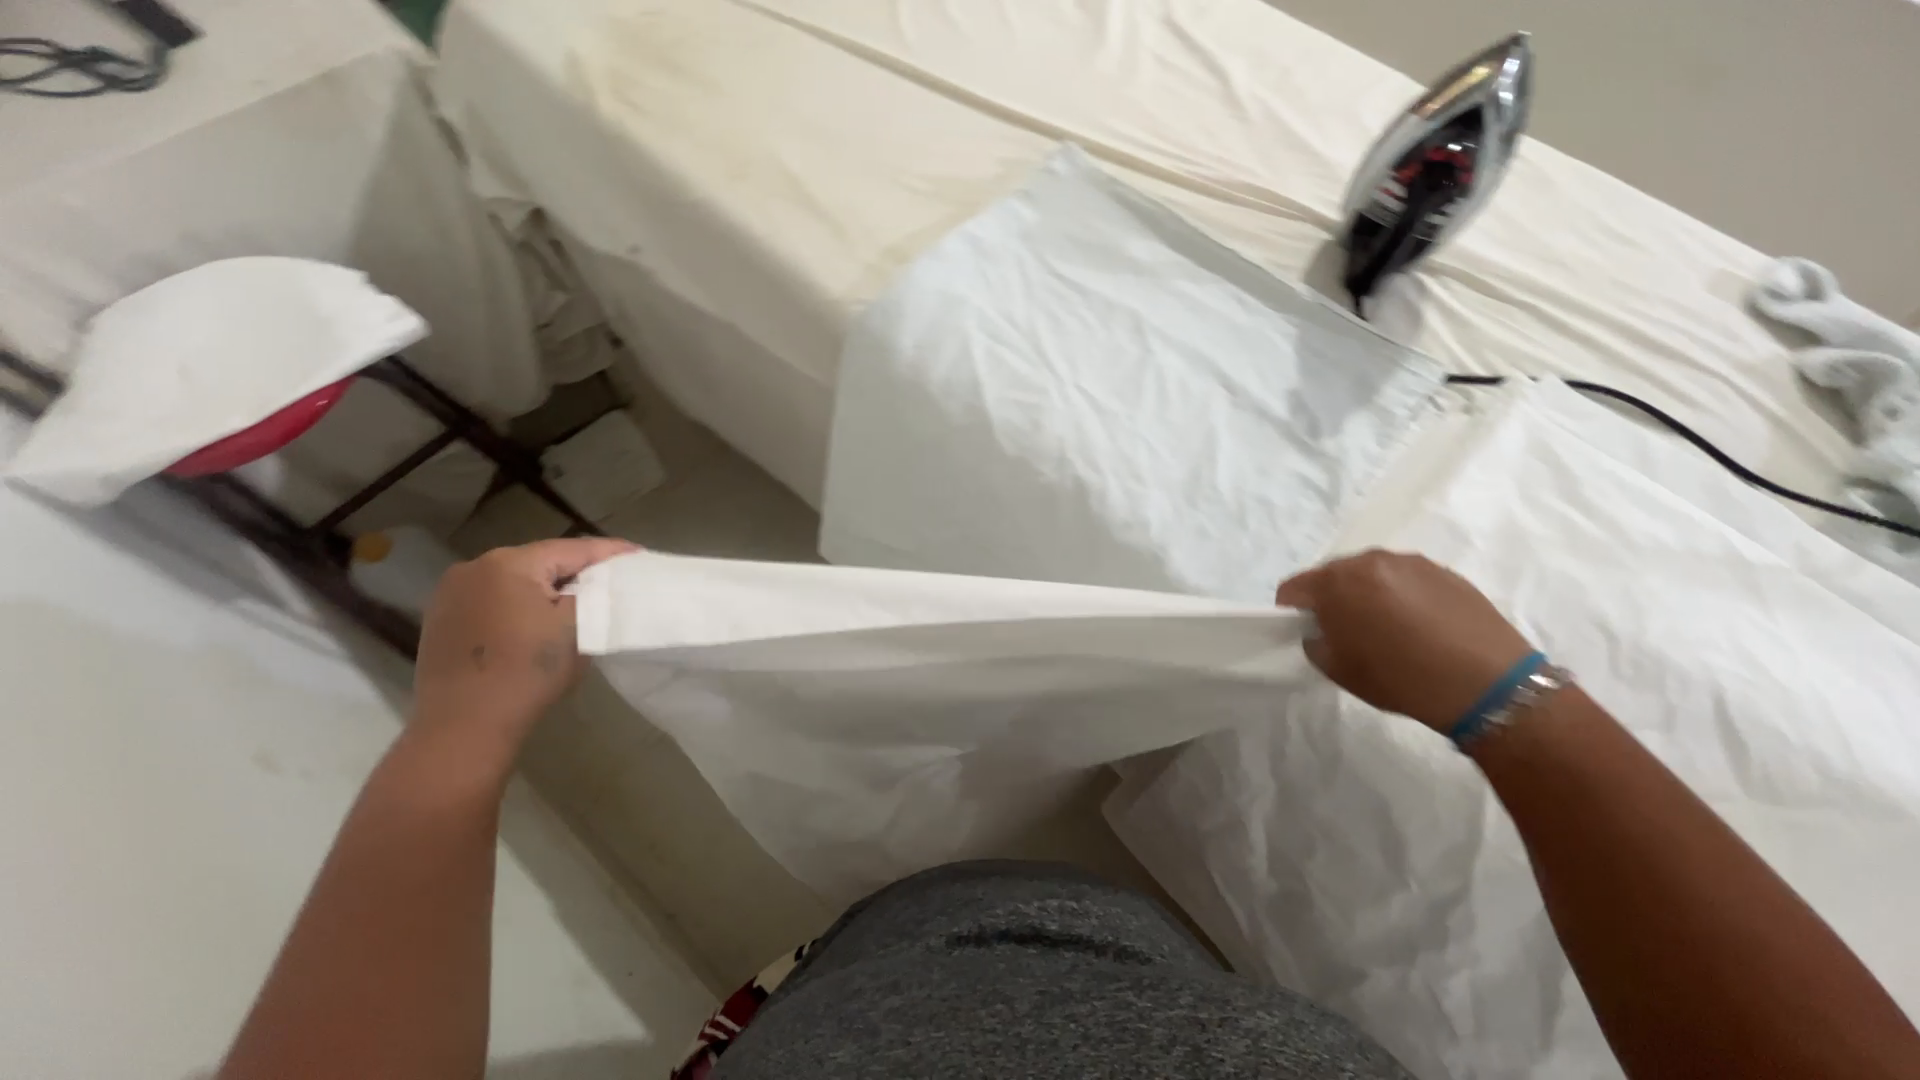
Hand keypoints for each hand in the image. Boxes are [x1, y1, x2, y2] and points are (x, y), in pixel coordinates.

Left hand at [412, 537, 636, 751]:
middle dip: (577, 571)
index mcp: (509, 562)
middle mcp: (474, 567)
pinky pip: (493, 601)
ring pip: (516, 582)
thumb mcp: (578, 628)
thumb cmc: (527, 671)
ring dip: (547, 590)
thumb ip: (596, 594)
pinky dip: (519, 607)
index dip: (611, 552)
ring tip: (578, 603)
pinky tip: (535, 624)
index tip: (640, 555)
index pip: (573, 548)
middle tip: (612, 581)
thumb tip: (604, 582)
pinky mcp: (441, 620)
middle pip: (541, 562)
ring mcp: (451, 593)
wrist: (463, 726)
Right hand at [1276, 550, 1533, 731]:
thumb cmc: (1402, 678)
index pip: (1293, 587)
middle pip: (1333, 575)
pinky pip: (1406, 579)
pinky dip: (1402, 596)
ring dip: (1368, 594)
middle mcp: (1371, 561)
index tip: (1305, 633)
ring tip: (1388, 630)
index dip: (1291, 612)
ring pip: (1372, 574)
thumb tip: (1322, 631)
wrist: (1487, 683)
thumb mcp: (1339, 670)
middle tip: (1346, 633)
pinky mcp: (1445, 571)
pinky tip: (1419, 627)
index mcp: (1338, 582)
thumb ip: (1317, 642)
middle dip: (1331, 599)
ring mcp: (1411, 562)